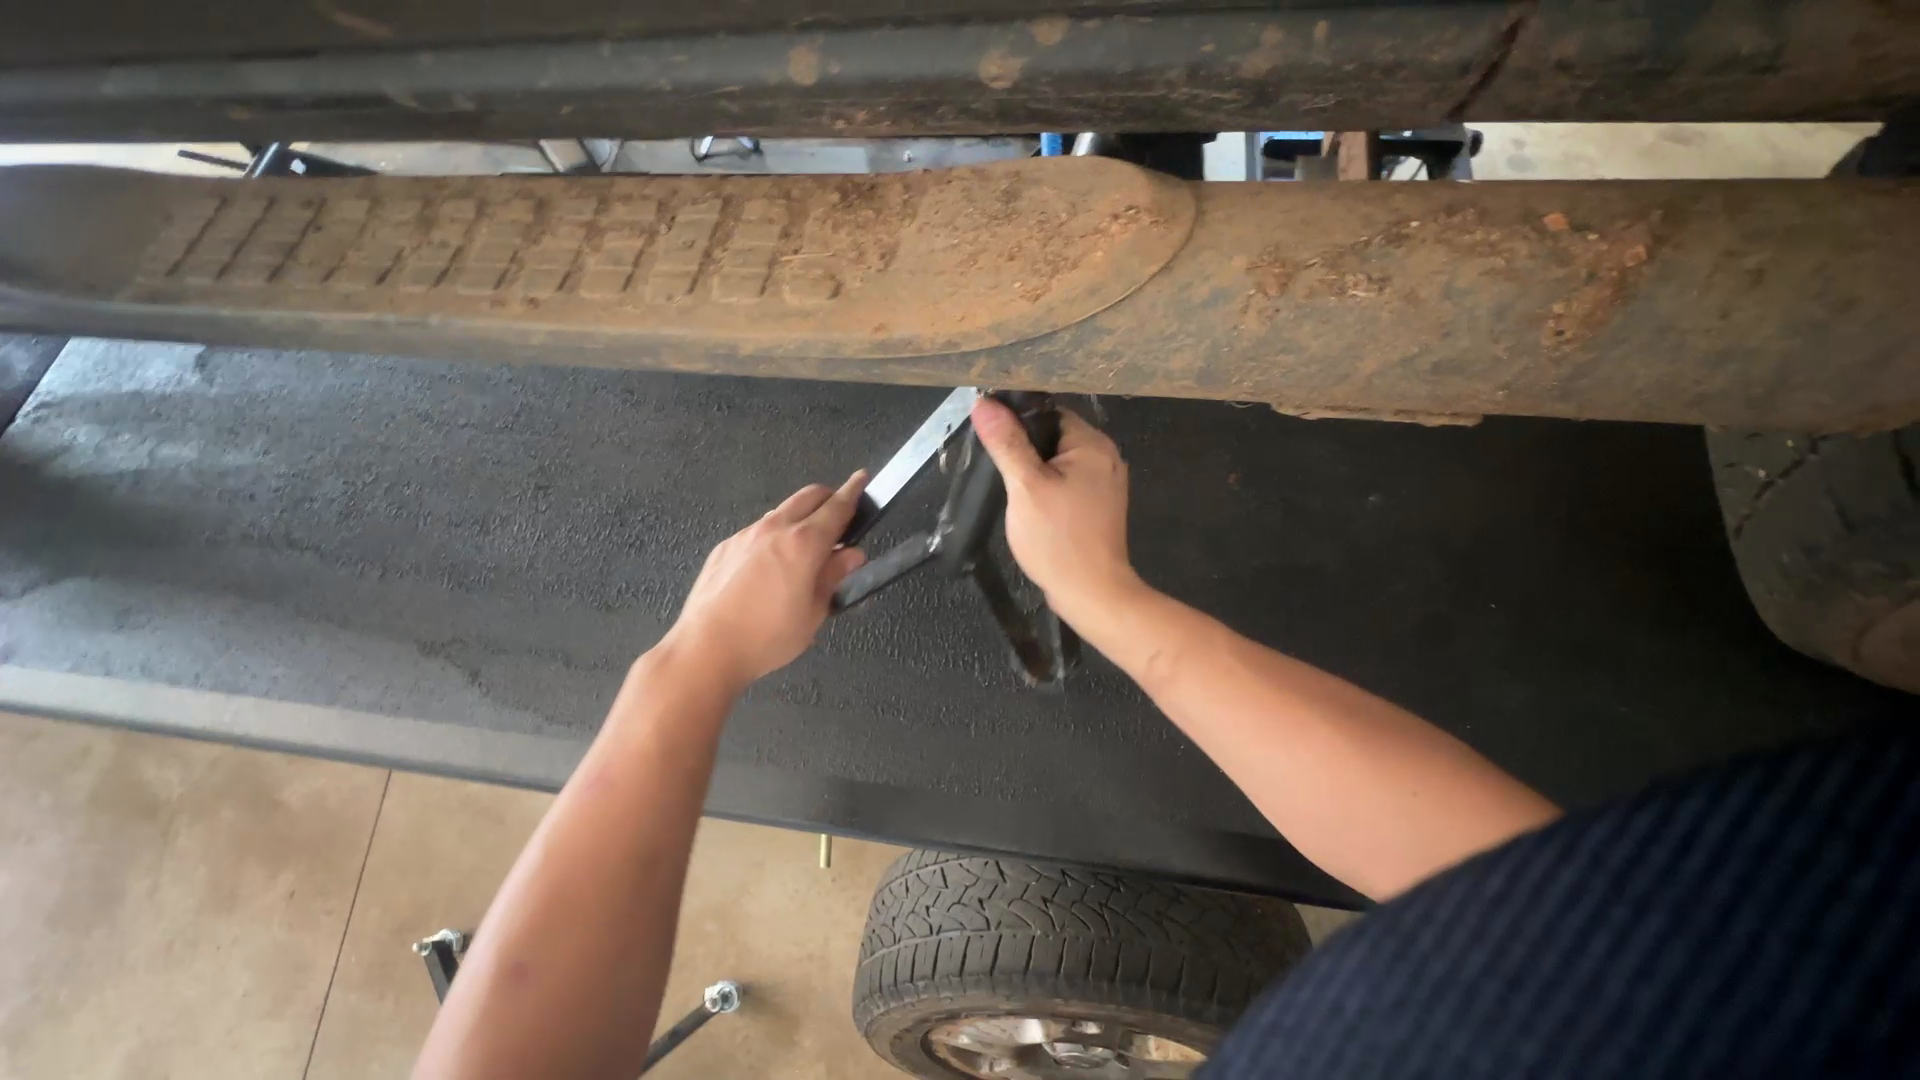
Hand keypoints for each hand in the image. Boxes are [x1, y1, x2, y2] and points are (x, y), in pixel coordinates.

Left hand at [663, 472, 868, 686]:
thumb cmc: (766, 637)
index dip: (854, 491)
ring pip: (781, 512)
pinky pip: (757, 531)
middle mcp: (774, 529)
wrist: (706, 648)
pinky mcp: (725, 548)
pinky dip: (774, 536)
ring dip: (800, 518)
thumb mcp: (814, 612)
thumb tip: (851, 555)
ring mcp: (746, 535)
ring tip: (806, 547)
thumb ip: (834, 576)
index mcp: (804, 544)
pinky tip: (771, 566)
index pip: (837, 507)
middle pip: (808, 496)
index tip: (862, 479)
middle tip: (840, 515)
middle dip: (828, 498)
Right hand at [970, 398, 1137, 624]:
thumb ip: (1006, 443)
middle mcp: (1106, 457)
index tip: (992, 440)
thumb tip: (984, 403)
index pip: (1049, 413)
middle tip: (998, 468)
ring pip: (1059, 462)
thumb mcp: (1025, 487)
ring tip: (1012, 489)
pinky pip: (1068, 484)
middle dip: (1024, 450)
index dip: (1018, 422)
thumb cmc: (1058, 539)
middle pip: (1054, 437)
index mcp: (1093, 444)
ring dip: (1035, 472)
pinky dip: (1048, 489)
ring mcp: (1105, 484)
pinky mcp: (1099, 506)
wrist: (1091, 593)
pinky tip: (1031, 507)